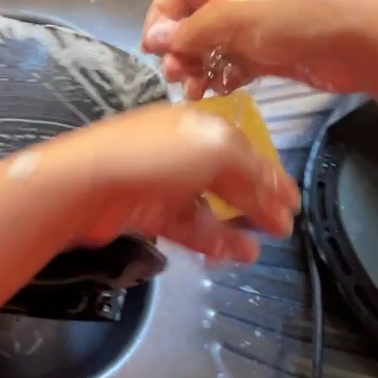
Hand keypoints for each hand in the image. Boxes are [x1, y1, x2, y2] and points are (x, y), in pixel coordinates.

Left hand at [12, 104, 298, 263]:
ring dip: (235, 227)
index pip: (243, 148)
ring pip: (207, 207)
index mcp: (196, 124)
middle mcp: (179, 150)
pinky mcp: (146, 212)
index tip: (292, 201)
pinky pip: (186, 226)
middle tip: (281, 227)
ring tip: (259, 248)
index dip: (270, 174)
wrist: (85, 184)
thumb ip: (251, 170)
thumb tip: (277, 195)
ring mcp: (161, 183)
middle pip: (226, 178)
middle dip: (256, 202)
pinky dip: (210, 239)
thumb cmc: (151, 155)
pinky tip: (232, 253)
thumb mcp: (215, 148)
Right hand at [141, 0, 377, 98]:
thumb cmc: (300, 15)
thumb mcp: (234, 15)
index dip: (162, 16)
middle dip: (179, 48)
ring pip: (212, 46)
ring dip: (198, 68)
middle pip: (192, 20)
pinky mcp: (272, 52)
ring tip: (195, 90)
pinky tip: (218, 91)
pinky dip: (222, 77)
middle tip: (176, 74)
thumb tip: (154, 41)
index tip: (154, 48)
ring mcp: (258, 24)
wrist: (369, 40)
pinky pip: (234, 64)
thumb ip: (189, 30)